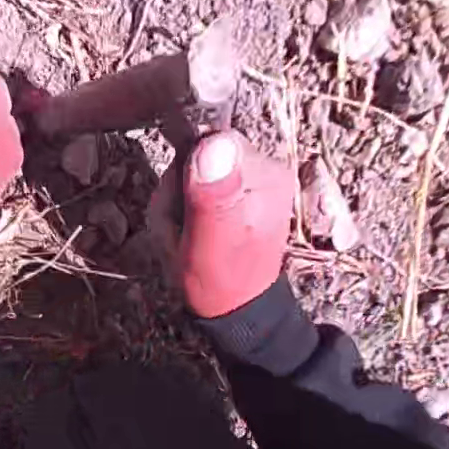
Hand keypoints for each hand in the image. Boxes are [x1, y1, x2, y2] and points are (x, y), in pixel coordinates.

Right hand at [151, 132, 294, 318]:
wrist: (236, 308)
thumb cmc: (218, 281)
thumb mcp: (207, 243)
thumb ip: (211, 195)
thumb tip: (214, 146)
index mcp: (265, 176)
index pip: (207, 140)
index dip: (183, 171)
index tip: (184, 206)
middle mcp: (268, 169)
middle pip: (201, 151)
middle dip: (181, 188)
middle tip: (185, 227)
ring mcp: (258, 179)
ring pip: (196, 168)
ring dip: (181, 200)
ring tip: (190, 233)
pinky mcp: (245, 190)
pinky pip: (202, 182)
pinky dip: (189, 206)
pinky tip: (196, 230)